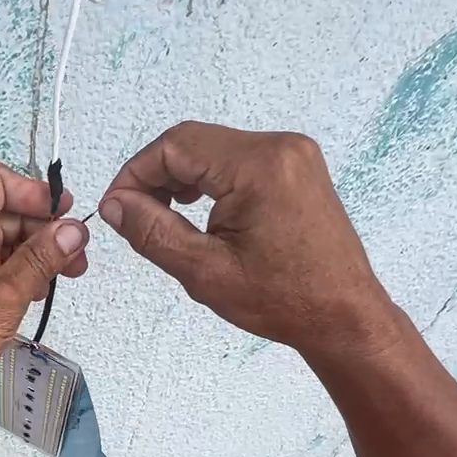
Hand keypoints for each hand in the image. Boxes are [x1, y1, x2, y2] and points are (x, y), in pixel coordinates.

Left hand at [0, 159, 89, 405]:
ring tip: (64, 276)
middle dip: (44, 227)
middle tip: (75, 254)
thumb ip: (41, 257)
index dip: (31, 190)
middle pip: (6, 209)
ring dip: (37, 252)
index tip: (62, 211)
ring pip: (4, 238)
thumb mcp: (7, 295)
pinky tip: (37, 291)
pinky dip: (19, 270)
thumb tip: (73, 227)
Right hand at [98, 122, 401, 360]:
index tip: (115, 209)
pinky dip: (203, 180)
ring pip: (209, 149)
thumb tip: (112, 204)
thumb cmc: (280, 299)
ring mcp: (290, 154)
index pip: (174, 146)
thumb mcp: (202, 270)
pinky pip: (232, 159)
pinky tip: (192, 210)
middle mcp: (278, 146)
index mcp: (257, 167)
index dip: (134, 173)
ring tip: (160, 218)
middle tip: (132, 217)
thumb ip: (151, 230)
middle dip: (152, 175)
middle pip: (191, 142)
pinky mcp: (293, 166)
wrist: (343, 314)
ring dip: (175, 178)